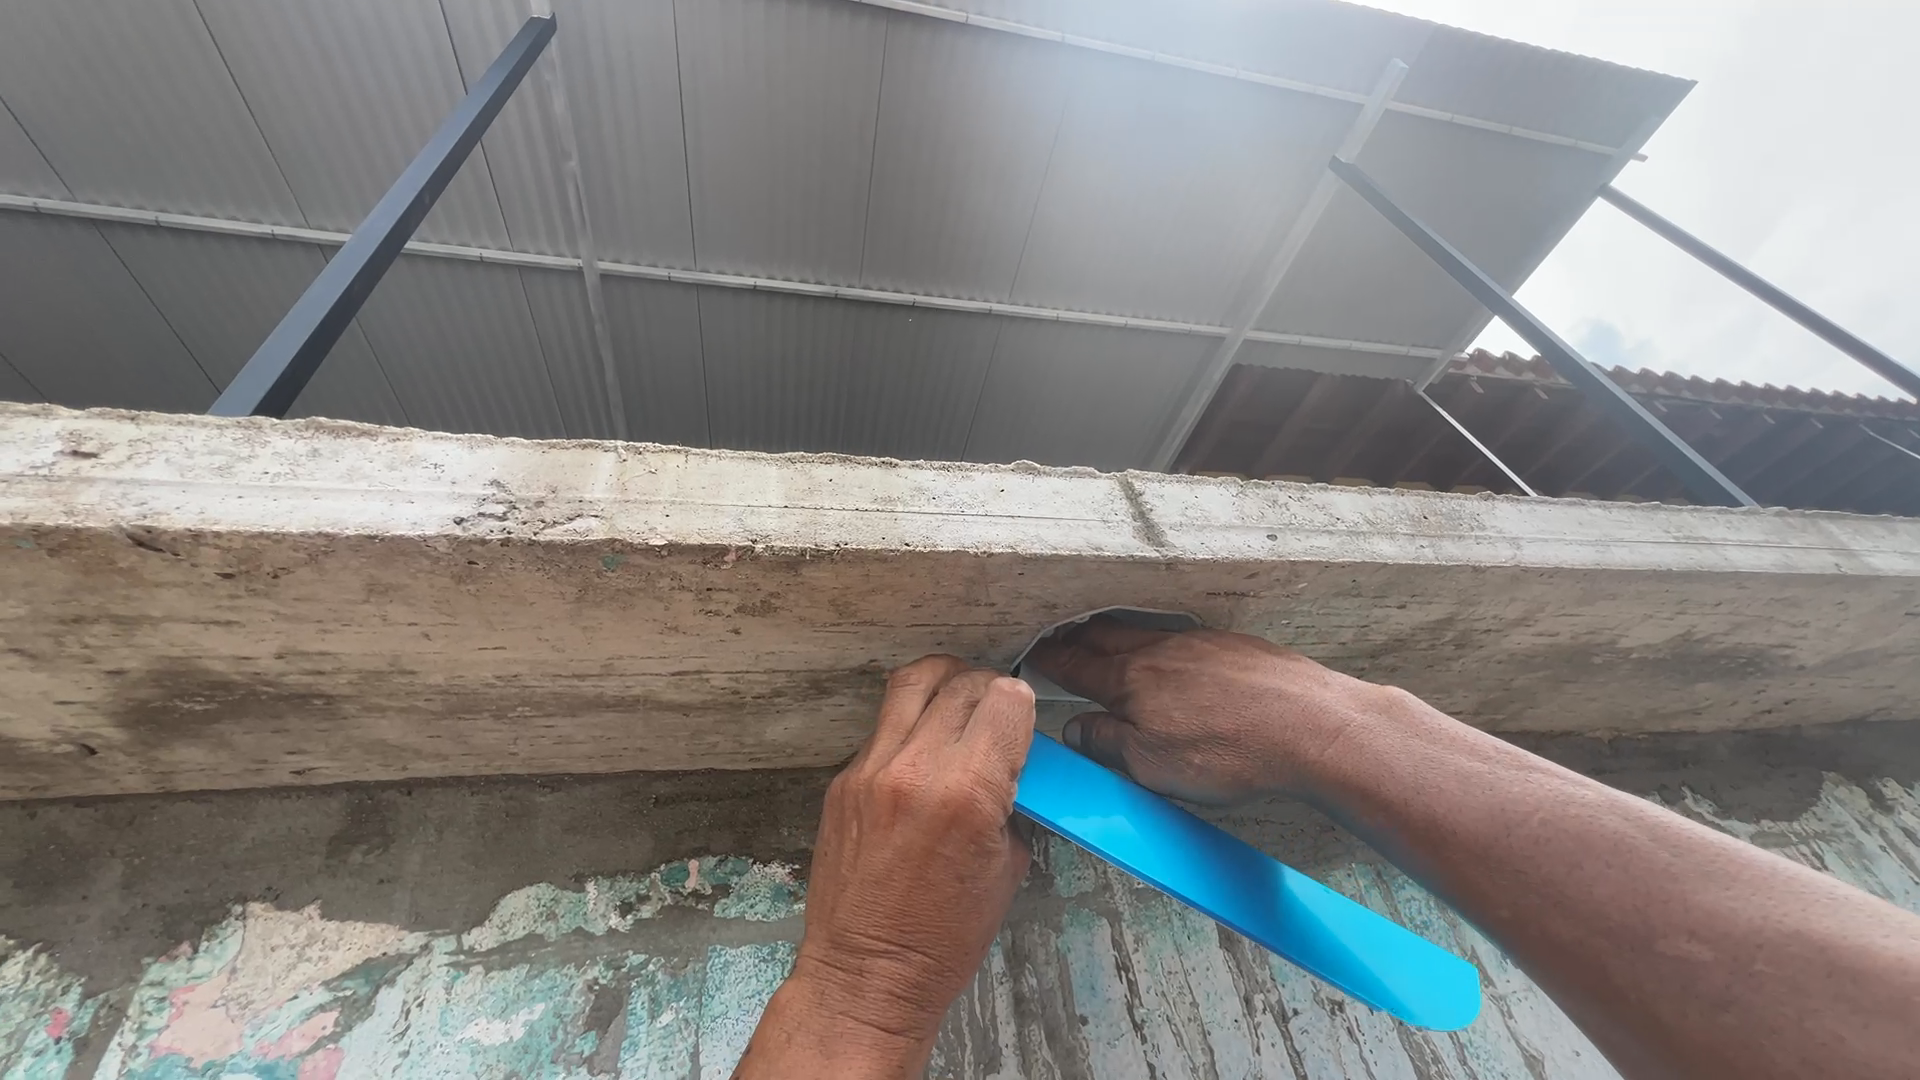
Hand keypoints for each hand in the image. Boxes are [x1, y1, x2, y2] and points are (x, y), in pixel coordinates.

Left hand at [735, 657, 1036, 1078]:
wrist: (866, 974)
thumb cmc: (946, 936)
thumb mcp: (1008, 865)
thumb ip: (1011, 797)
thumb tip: (1009, 757)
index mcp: (968, 792)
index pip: (1004, 700)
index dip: (1020, 702)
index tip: (1021, 715)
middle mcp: (917, 767)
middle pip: (962, 682)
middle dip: (988, 687)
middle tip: (994, 709)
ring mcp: (872, 768)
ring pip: (913, 681)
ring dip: (944, 681)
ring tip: (957, 699)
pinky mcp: (843, 778)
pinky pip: (884, 724)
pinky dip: (910, 721)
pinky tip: (921, 748)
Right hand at [1026, 617, 1399, 805]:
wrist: (1310, 726)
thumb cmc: (1228, 751)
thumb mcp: (1152, 765)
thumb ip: (1107, 743)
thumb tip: (1076, 728)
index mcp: (1130, 681)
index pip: (1076, 666)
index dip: (1051, 661)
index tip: (1034, 655)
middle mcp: (1157, 651)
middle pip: (1104, 637)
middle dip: (1077, 637)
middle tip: (1060, 638)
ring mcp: (1196, 642)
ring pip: (1142, 631)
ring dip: (1116, 634)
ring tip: (1105, 638)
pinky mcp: (1231, 644)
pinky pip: (1181, 636)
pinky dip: (1161, 640)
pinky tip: (1173, 654)